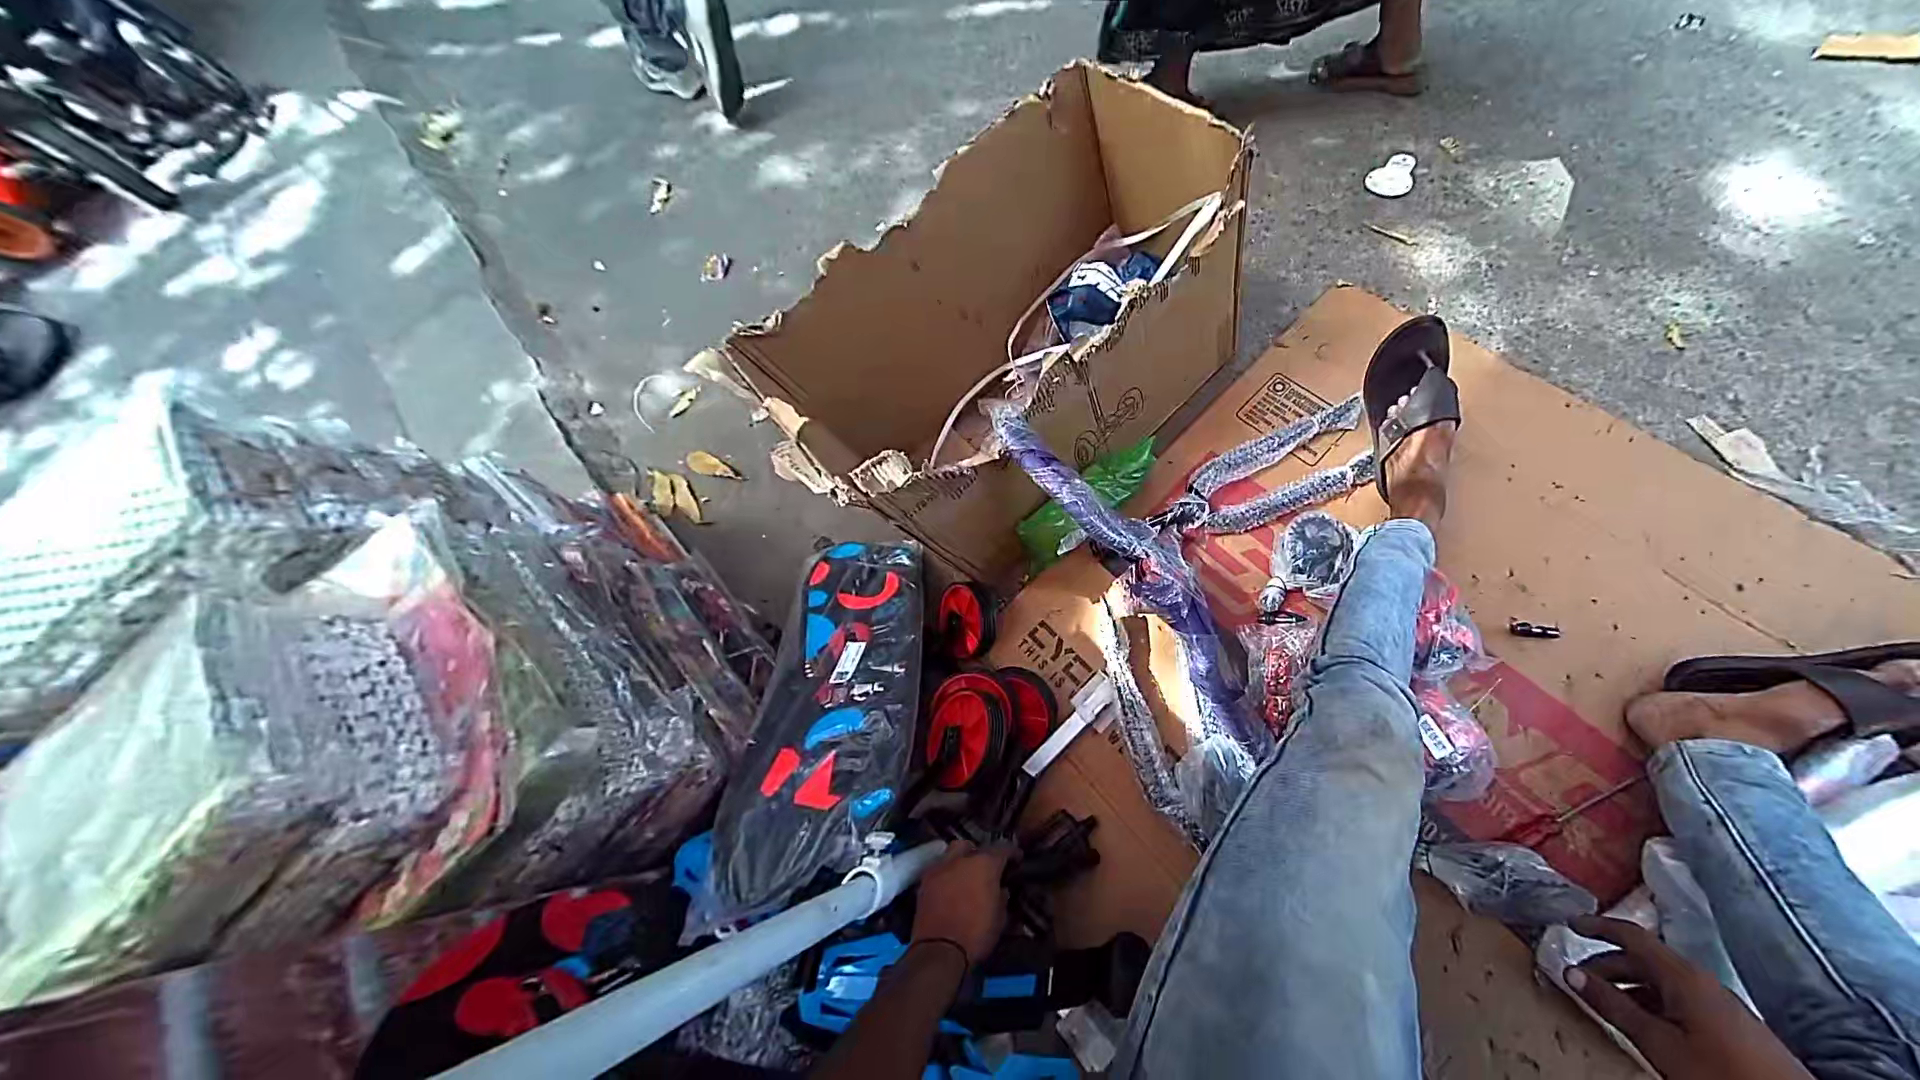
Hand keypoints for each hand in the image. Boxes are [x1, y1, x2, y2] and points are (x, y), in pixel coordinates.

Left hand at [911, 840, 1012, 966]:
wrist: (939, 951)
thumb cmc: (976, 935)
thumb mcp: (1000, 919)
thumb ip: (1001, 898)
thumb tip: (1000, 889)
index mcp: (984, 864)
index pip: (1002, 848)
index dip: (1011, 853)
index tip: (1017, 859)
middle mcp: (961, 859)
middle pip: (971, 846)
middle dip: (979, 853)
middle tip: (985, 869)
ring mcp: (940, 867)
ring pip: (951, 854)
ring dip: (960, 862)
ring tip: (965, 877)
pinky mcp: (924, 881)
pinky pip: (939, 869)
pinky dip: (946, 875)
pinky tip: (950, 888)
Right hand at [1566, 915, 1811, 1079]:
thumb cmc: (1721, 1072)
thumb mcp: (1658, 1042)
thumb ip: (1613, 1005)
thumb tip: (1569, 972)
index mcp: (1683, 976)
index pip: (1632, 935)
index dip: (1597, 926)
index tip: (1568, 923)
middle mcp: (1702, 982)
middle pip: (1644, 959)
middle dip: (1606, 964)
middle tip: (1579, 977)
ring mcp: (1721, 1004)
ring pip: (1661, 981)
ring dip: (1628, 985)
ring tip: (1606, 1002)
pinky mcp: (1733, 1025)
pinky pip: (1680, 999)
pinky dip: (1651, 1001)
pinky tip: (1643, 1022)